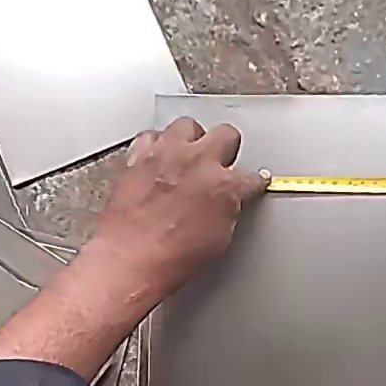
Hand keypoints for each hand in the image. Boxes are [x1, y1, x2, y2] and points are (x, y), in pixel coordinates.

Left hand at [78, 118, 269, 304]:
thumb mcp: (218, 240)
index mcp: (225, 185)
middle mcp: (198, 162)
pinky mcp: (138, 158)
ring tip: (187, 154)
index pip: (251, 177)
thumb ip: (228, 211)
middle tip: (221, 160)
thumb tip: (228, 205)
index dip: (253, 182)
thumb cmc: (170, 257)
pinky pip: (150, 137)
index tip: (252, 183)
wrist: (131, 259)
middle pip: (226, 134)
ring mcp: (166, 155)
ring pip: (186, 125)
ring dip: (190, 139)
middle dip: (227, 147)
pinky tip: (156, 157)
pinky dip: (155, 146)